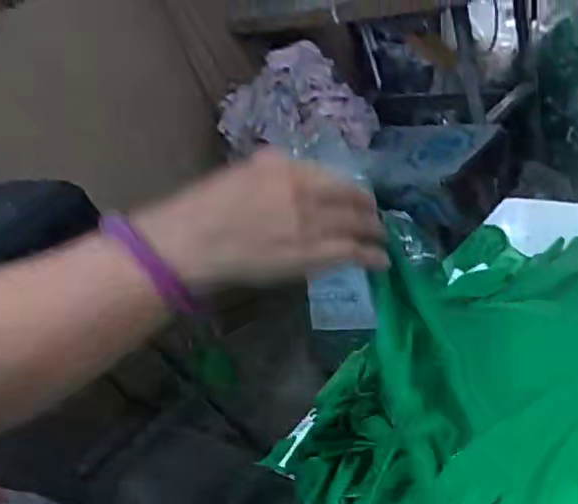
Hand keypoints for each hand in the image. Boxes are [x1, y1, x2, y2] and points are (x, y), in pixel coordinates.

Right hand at [130, 150, 387, 290]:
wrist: (195, 240)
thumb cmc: (209, 208)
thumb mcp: (243, 173)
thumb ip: (274, 169)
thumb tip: (293, 170)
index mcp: (285, 168)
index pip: (332, 177)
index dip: (353, 189)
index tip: (360, 197)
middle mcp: (304, 192)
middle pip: (351, 200)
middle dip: (369, 211)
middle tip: (377, 219)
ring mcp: (310, 225)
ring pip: (355, 227)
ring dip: (374, 234)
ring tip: (382, 241)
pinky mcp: (311, 256)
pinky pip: (350, 253)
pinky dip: (370, 257)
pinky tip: (381, 262)